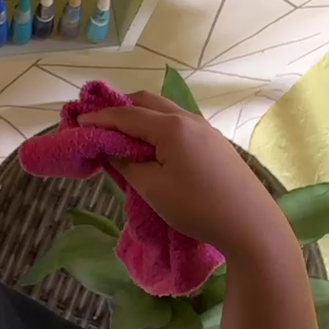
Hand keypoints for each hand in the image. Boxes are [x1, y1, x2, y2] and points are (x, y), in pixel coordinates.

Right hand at [79, 92, 293, 261]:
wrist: (251, 226)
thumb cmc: (197, 208)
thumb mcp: (151, 188)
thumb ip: (125, 164)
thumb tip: (109, 147)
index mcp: (171, 127)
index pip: (126, 115)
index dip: (99, 118)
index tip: (77, 123)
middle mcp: (188, 119)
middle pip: (146, 102)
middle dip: (119, 109)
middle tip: (98, 124)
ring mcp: (204, 129)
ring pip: (164, 112)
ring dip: (139, 117)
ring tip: (120, 135)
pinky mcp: (214, 143)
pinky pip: (177, 124)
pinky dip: (156, 127)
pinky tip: (149, 146)